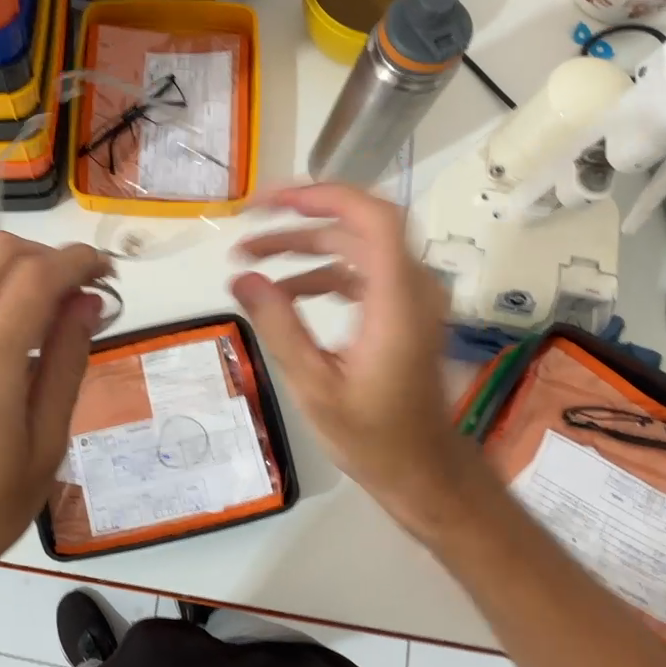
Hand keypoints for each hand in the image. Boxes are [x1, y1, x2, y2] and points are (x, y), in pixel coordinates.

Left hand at [0, 232, 110, 630]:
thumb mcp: (46, 445)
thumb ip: (67, 364)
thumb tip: (88, 303)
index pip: (33, 279)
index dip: (77, 261)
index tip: (108, 273)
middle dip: (48, 255)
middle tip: (85, 288)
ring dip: (22, 274)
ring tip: (61, 314)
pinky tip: (24, 339)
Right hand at [230, 183, 494, 539]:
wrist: (423, 470)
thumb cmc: (372, 436)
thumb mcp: (314, 385)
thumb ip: (279, 325)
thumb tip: (242, 278)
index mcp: (396, 300)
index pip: (371, 217)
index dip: (322, 196)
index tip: (269, 203)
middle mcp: (412, 287)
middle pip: (356, 227)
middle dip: (297, 223)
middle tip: (244, 233)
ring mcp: (410, 298)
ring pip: (355, 248)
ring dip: (303, 249)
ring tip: (250, 263)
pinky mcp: (402, 312)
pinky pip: (360, 273)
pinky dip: (320, 273)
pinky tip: (283, 294)